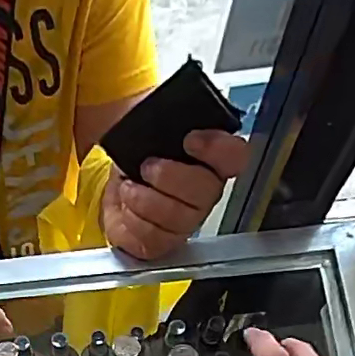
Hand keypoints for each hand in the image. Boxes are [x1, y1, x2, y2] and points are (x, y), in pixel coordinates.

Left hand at [104, 130, 251, 259]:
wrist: (119, 181)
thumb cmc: (140, 154)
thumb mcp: (151, 123)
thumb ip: (165, 116)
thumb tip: (159, 113)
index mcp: (210, 159)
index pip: (235, 155)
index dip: (216, 148)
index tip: (190, 140)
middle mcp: (205, 194)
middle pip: (205, 191)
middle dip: (169, 176)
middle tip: (147, 166)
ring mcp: (186, 222)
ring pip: (177, 217)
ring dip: (145, 199)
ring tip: (130, 187)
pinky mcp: (164, 242)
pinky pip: (154, 237)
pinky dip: (133, 219)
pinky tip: (128, 206)